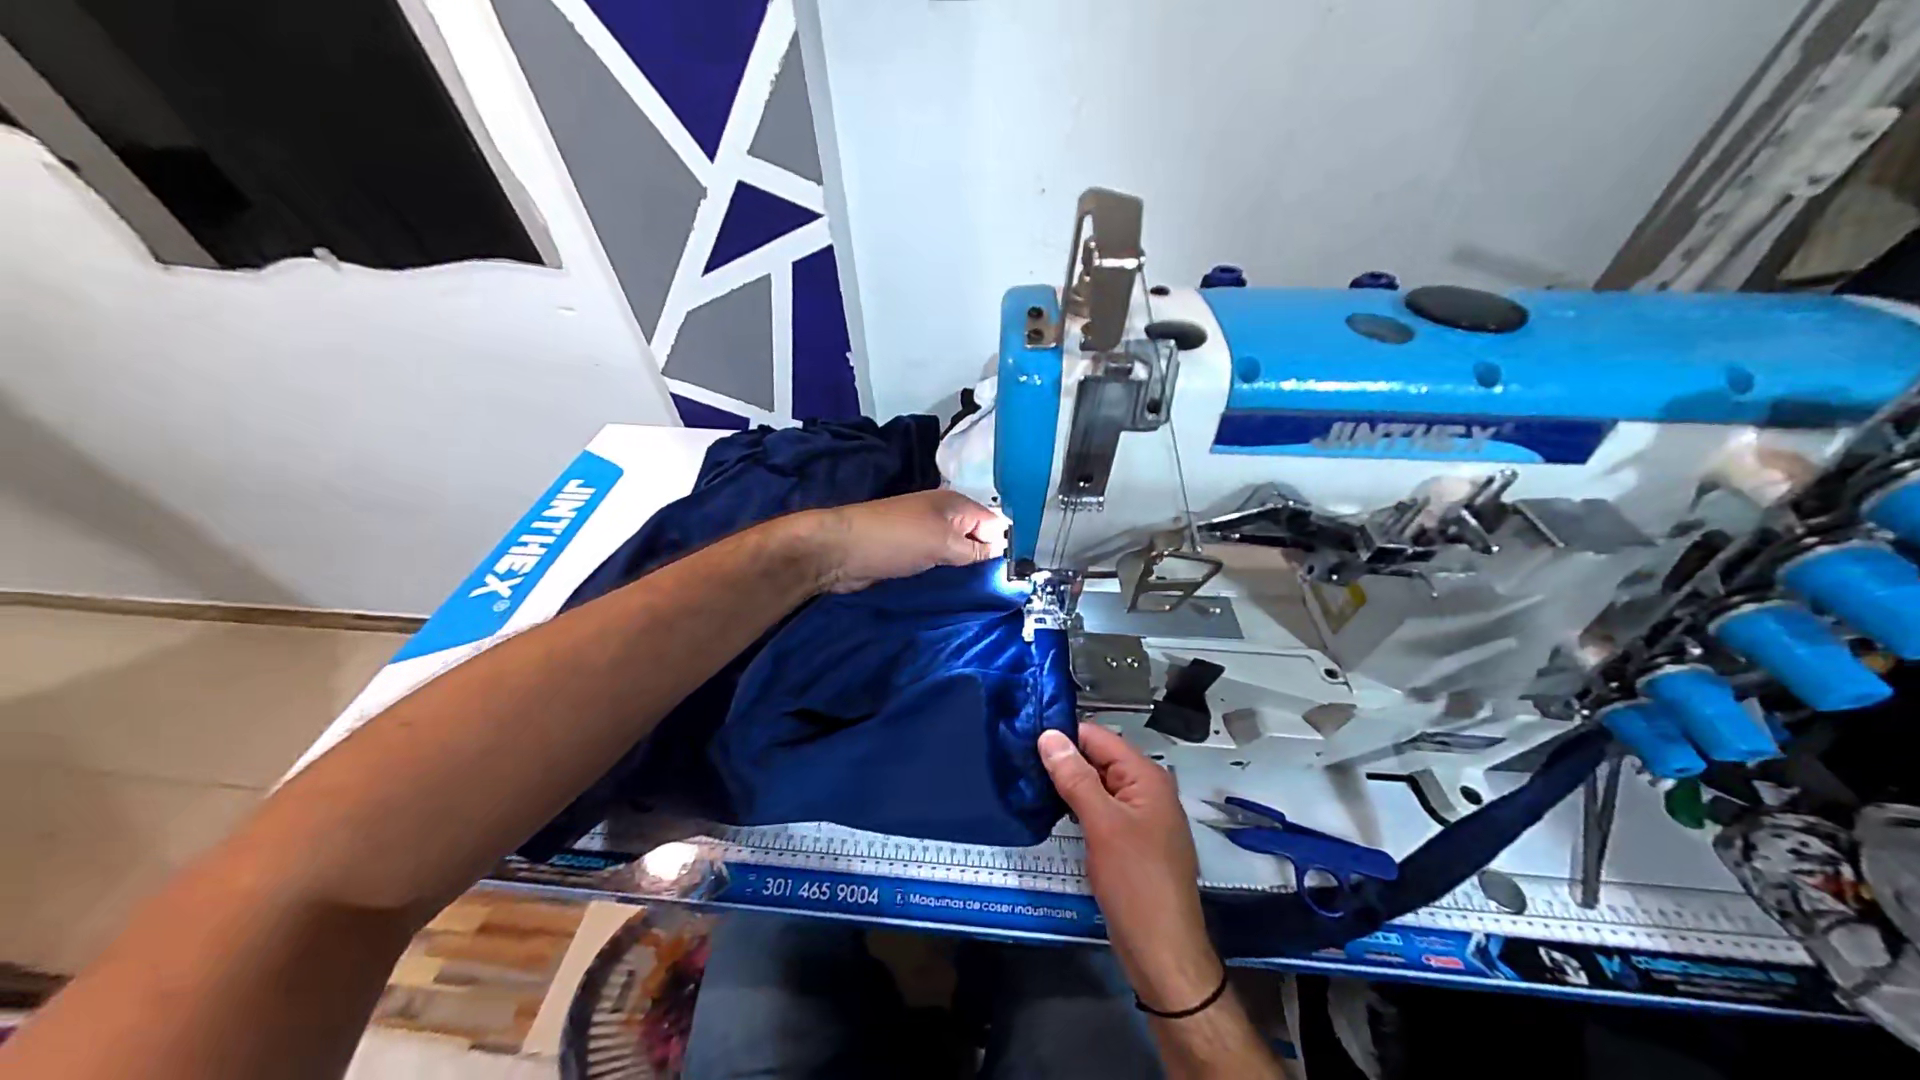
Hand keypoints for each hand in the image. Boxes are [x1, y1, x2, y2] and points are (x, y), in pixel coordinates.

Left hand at [797, 490, 1007, 593]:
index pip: (996, 523)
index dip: (1007, 545)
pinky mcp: (910, 552)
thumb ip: (977, 549)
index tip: (1016, 574)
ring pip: (958, 552)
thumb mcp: (944, 543)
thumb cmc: (896, 540)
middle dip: (988, 559)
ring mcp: (925, 533)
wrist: (840, 551)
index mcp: (956, 504)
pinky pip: (939, 562)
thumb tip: (1003, 552)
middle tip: (1002, 588)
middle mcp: (944, 515)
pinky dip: (947, 574)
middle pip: (978, 538)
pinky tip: (955, 590)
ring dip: (967, 569)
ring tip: (982, 593)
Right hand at [1038, 725, 1222, 1012]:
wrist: (1161, 950)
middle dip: (1063, 759)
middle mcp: (1145, 791)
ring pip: (1097, 786)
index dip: (1064, 735)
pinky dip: (1077, 807)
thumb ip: (1075, 777)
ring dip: (1067, 784)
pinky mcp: (1128, 841)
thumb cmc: (1135, 882)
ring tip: (1027, 781)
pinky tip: (1051, 811)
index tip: (1025, 736)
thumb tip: (1049, 736)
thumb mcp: (1102, 823)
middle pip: (1098, 759)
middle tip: (1018, 759)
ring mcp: (1138, 818)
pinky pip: (1100, 810)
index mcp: (1146, 777)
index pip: (1099, 737)